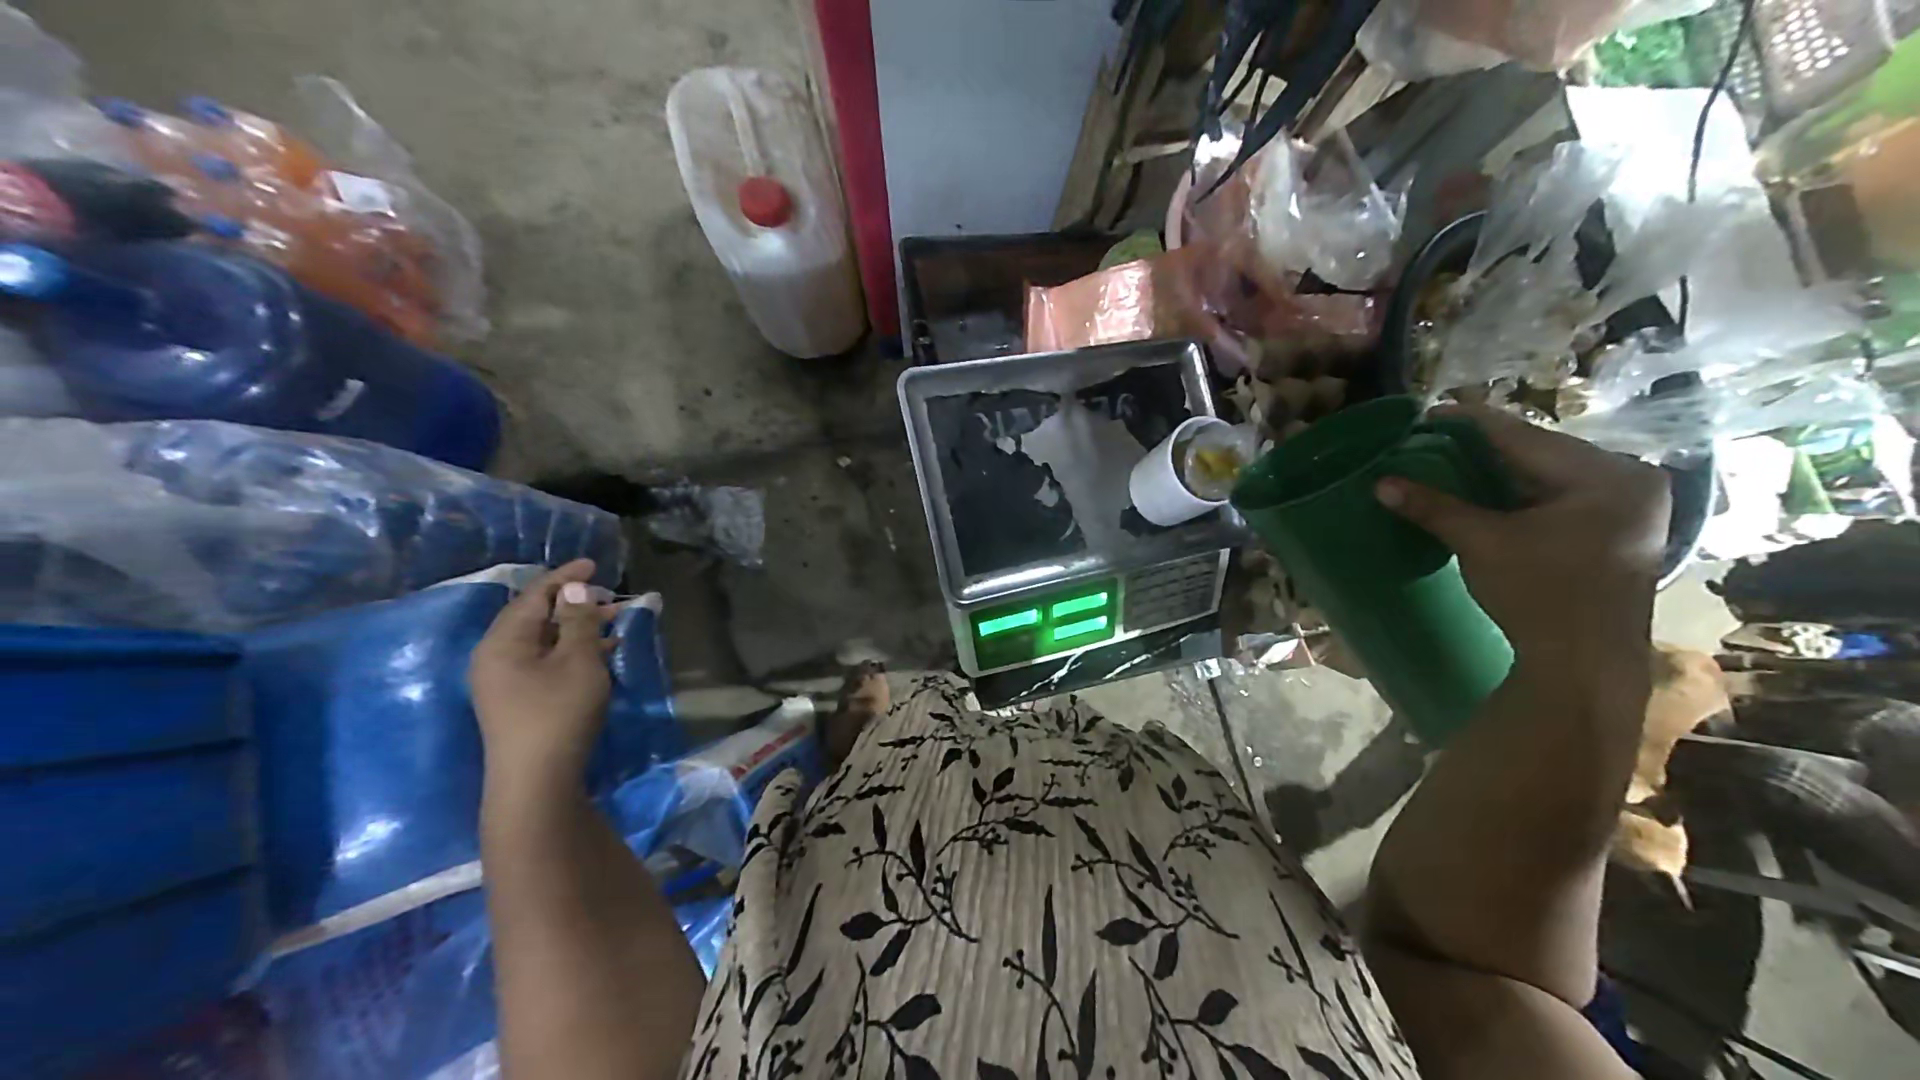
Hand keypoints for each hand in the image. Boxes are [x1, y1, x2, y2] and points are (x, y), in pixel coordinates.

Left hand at [469, 559, 617, 792]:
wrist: (537, 781)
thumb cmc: (558, 712)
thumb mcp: (578, 660)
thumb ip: (577, 621)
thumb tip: (574, 589)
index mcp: (502, 642)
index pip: (533, 596)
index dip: (565, 577)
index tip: (594, 564)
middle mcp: (495, 657)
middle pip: (534, 617)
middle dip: (573, 604)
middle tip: (608, 596)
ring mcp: (503, 682)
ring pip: (542, 641)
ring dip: (576, 628)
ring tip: (612, 623)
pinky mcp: (517, 701)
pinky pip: (544, 662)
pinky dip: (571, 651)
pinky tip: (599, 654)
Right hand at [1375, 405, 1670, 666]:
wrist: (1583, 665)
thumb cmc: (1540, 595)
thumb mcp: (1482, 542)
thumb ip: (1433, 506)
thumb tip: (1381, 482)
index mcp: (1608, 475)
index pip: (1525, 436)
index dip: (1470, 423)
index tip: (1428, 414)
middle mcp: (1629, 482)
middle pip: (1540, 452)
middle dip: (1483, 448)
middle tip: (1433, 441)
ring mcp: (1629, 509)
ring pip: (1548, 475)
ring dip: (1499, 471)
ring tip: (1451, 462)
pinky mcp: (1615, 533)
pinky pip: (1557, 497)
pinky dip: (1517, 493)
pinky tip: (1485, 492)